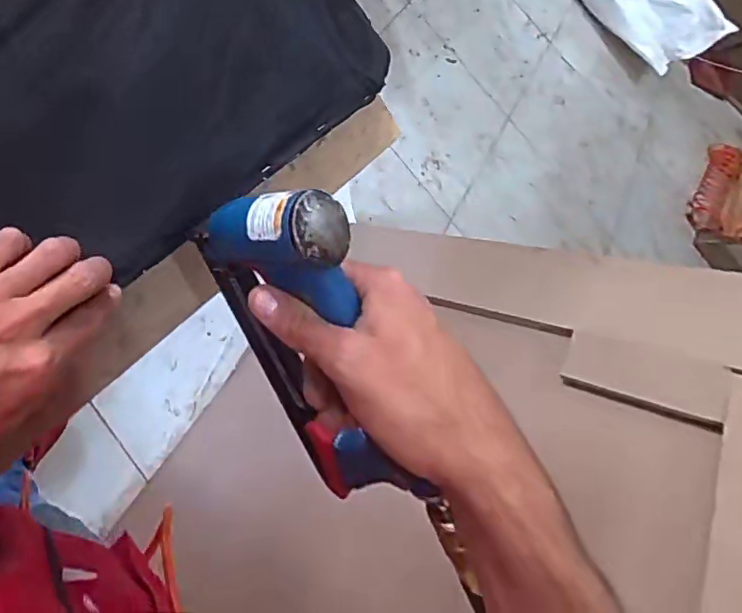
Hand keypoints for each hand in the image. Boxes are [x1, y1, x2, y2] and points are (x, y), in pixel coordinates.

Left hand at [0, 228, 120, 482]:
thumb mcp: (7, 419)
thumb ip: (44, 376)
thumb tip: (66, 342)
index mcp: (40, 367)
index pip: (92, 317)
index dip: (105, 301)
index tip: (107, 294)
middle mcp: (26, 322)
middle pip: (83, 276)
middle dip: (96, 271)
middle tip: (90, 273)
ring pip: (53, 250)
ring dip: (64, 253)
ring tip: (55, 261)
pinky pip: (9, 240)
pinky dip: (20, 245)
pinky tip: (12, 258)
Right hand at [247, 262, 526, 489]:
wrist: (481, 467)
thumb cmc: (421, 405)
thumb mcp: (345, 360)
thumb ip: (298, 325)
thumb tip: (261, 295)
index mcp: (382, 285)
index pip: (320, 273)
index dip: (294, 298)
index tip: (279, 323)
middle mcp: (393, 304)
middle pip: (327, 317)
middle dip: (317, 361)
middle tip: (322, 388)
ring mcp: (403, 338)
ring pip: (342, 351)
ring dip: (332, 386)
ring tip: (342, 416)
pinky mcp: (409, 369)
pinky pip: (363, 372)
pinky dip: (353, 398)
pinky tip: (357, 423)